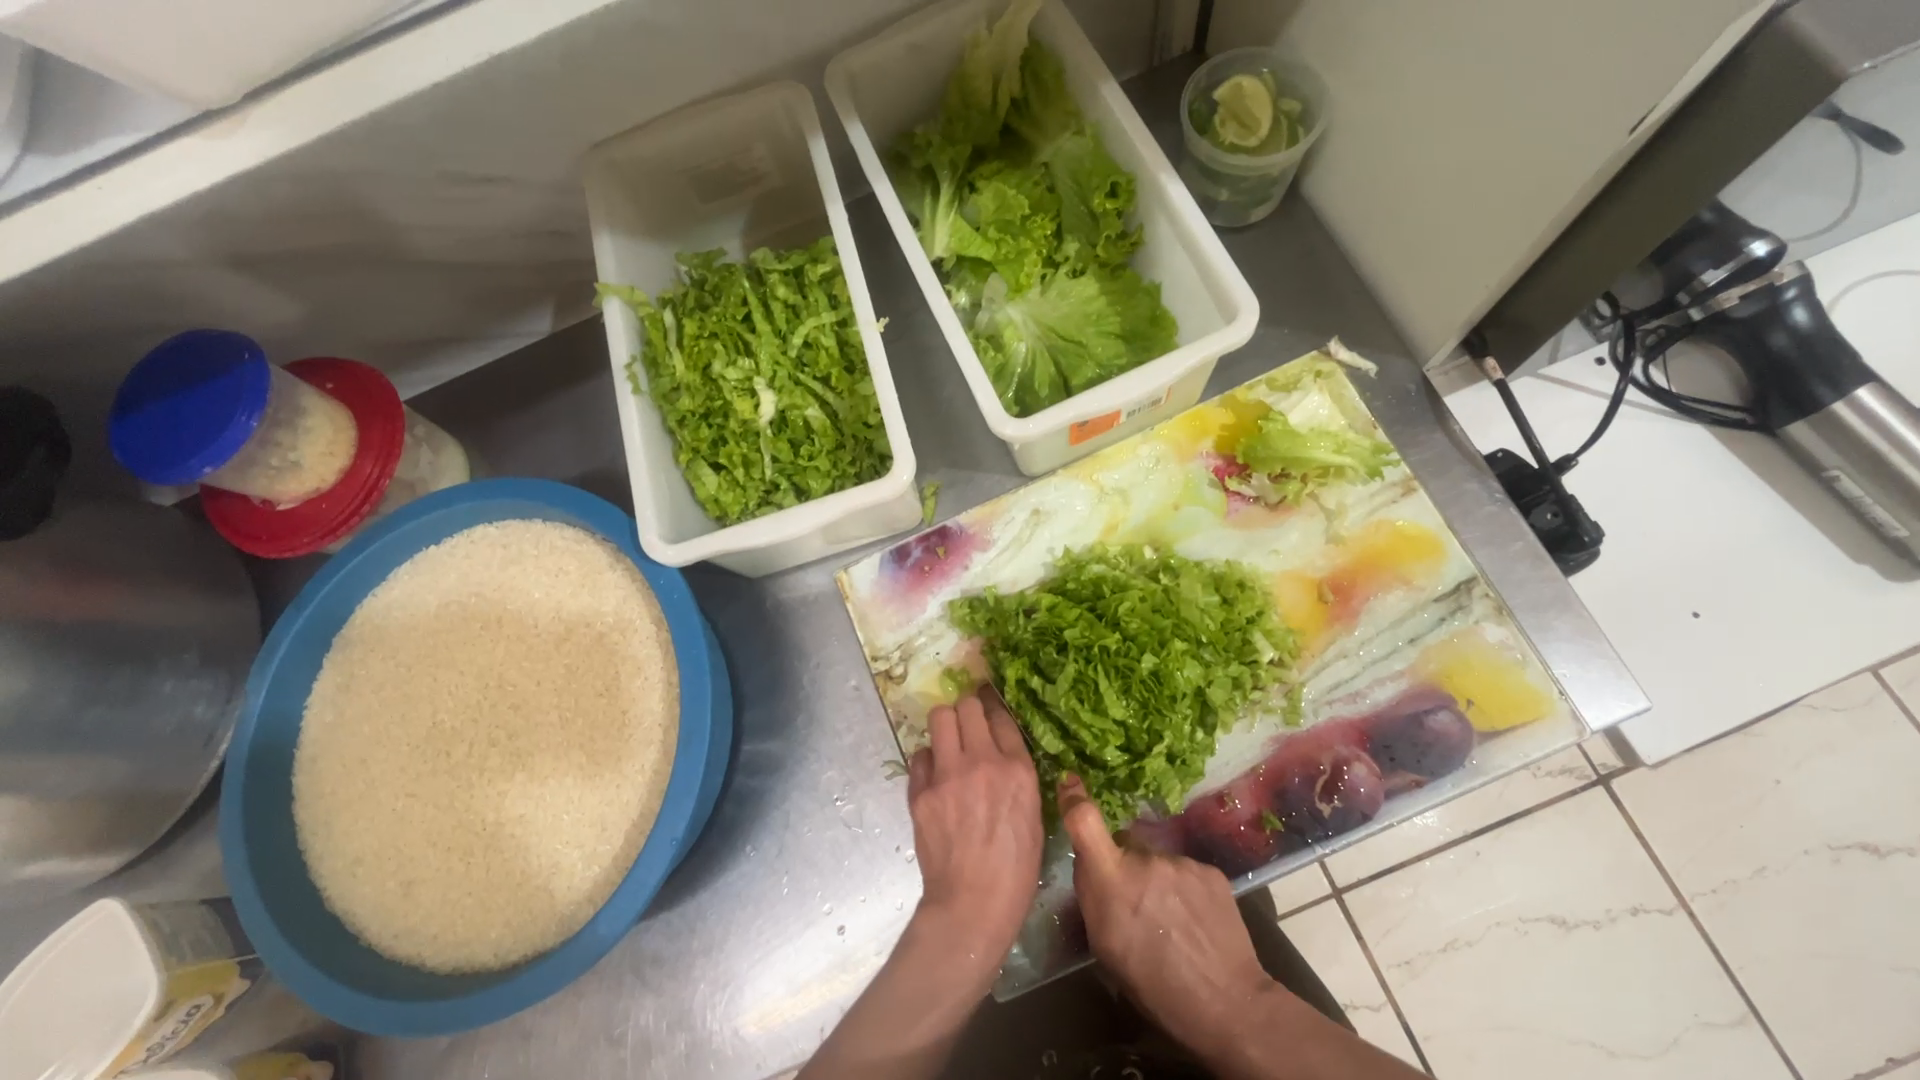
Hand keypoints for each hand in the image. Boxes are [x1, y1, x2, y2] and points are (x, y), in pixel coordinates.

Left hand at [906, 694, 1044, 967]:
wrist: (973, 902)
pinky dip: (928, 760)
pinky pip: (920, 755)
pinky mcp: (920, 791)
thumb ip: (1018, 776)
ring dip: (945, 726)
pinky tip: (935, 778)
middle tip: (967, 724)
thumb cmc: (1015, 869)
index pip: (1000, 716)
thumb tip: (1003, 754)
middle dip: (967, 710)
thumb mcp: (1034, 815)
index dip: (993, 708)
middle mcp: (981, 762)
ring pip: (939, 717)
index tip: (988, 707)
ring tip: (949, 744)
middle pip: (966, 706)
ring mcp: (947, 775)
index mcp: (1018, 769)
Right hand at [1059, 775, 1275, 1053]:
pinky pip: (1185, 871)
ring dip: (1157, 881)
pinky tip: (1193, 922)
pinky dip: (1184, 890)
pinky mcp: (1211, 871)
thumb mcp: (1105, 948)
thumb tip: (1090, 868)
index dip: (1074, 799)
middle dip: (1124, 867)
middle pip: (1124, 846)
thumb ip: (1094, 897)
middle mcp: (1146, 860)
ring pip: (1157, 861)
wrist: (1227, 1004)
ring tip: (1170, 922)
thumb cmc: (1153, 987)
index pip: (1085, 822)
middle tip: (1136, 906)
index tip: (1069, 781)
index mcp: (1112, 881)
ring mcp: (1182, 863)